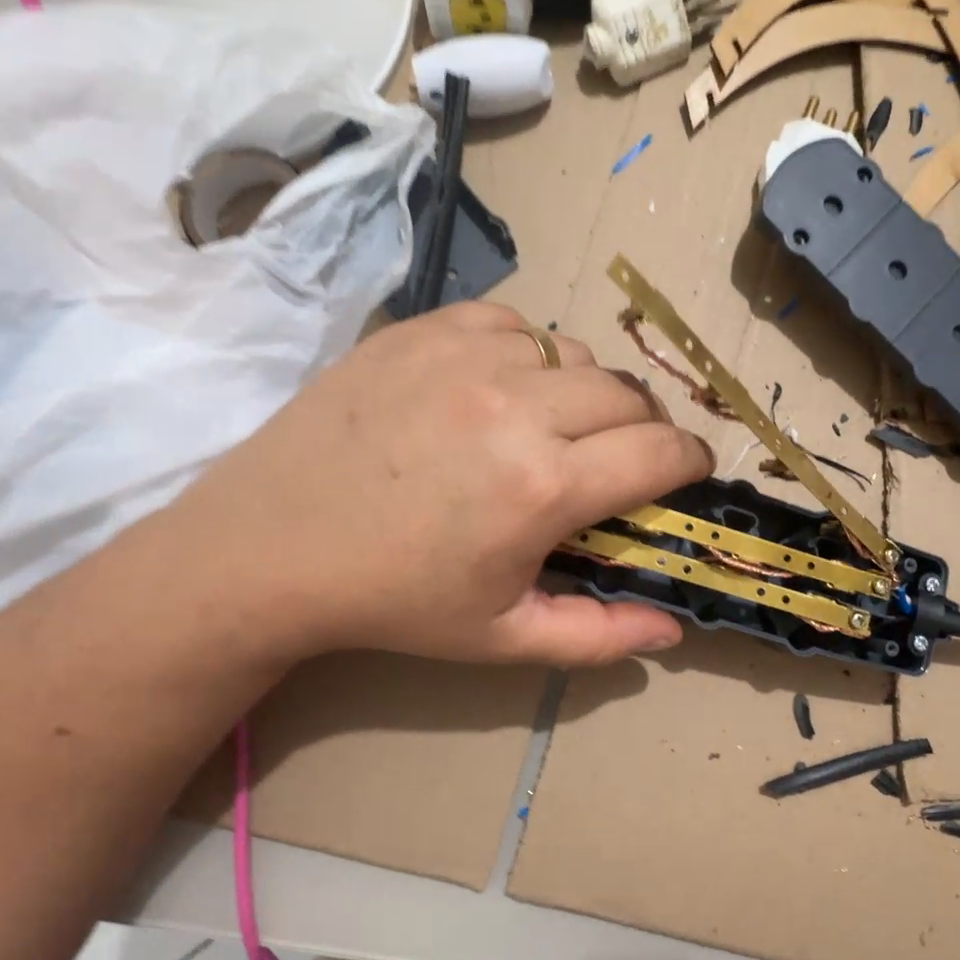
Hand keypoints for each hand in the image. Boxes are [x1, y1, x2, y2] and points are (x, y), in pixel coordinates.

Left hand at [155, 302, 712, 667]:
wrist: (268, 547)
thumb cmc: (394, 600)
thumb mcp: (501, 636)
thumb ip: (598, 636)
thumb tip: (672, 630)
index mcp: (543, 487)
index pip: (662, 451)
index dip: (690, 461)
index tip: (686, 473)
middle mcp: (517, 407)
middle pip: (629, 393)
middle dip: (643, 427)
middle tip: (620, 457)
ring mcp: (466, 357)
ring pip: (574, 352)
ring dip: (584, 390)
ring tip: (553, 424)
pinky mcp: (424, 329)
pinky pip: (513, 323)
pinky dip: (526, 354)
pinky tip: (498, 390)